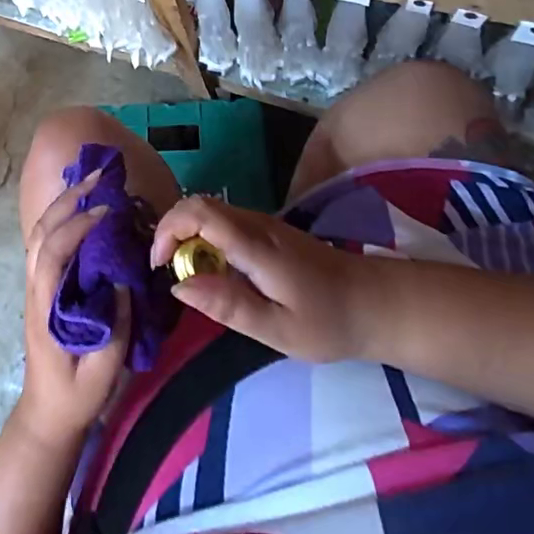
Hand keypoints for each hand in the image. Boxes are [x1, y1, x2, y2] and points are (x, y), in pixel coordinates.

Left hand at [15, 174, 130, 447]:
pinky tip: (83, 208)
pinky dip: (61, 217)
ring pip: (39, 233)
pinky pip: (45, 242)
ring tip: (92, 182)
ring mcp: (36, 285)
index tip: (106, 212)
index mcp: (46, 306)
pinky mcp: (43, 286)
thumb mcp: (101, 372)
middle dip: (67, 200)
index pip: (53, 254)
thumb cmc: (75, 395)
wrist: (47, 413)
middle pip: (40, 232)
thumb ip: (115, 329)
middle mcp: (36, 288)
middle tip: (98, 176)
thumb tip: (124, 281)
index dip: (76, 228)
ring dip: (62, 204)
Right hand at [150, 195, 369, 363]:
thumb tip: (178, 284)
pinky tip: (209, 268)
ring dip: (185, 233)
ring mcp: (263, 222)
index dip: (169, 229)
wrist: (374, 303)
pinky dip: (202, 237)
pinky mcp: (266, 229)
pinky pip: (223, 221)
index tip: (159, 263)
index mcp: (257, 246)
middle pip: (199, 204)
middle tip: (165, 269)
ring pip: (209, 210)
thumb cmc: (327, 322)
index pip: (201, 213)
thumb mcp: (277, 329)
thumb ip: (228, 305)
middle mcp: (256, 224)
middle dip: (171, 230)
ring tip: (182, 271)